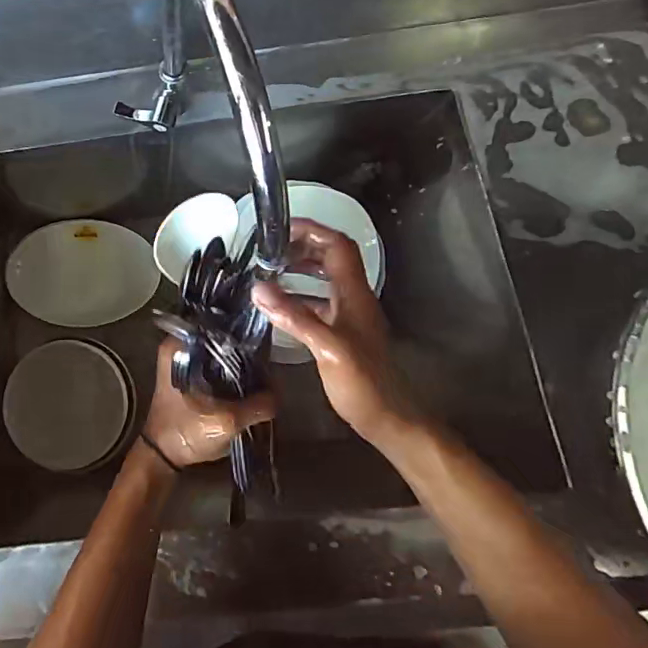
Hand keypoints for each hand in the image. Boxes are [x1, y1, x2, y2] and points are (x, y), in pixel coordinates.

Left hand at [144, 339, 275, 468]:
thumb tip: (281, 391)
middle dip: (246, 349)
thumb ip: (258, 404)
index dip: (246, 333)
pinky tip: (250, 381)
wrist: (161, 458)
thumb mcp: (226, 422)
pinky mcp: (190, 372)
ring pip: (222, 349)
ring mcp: (184, 358)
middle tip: (268, 362)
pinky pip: (218, 362)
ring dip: (241, 361)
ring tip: (263, 372)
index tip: (266, 344)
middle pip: (223, 335)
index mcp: (180, 345)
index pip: (221, 323)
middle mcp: (180, 343)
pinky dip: (233, 370)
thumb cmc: (186, 435)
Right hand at [251, 218, 418, 446]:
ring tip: (270, 272)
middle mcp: (355, 299)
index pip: (337, 246)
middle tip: (269, 250)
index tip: (280, 229)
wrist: (389, 418)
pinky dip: (301, 297)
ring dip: (301, 270)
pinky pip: (322, 303)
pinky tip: (281, 307)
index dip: (311, 230)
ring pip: (326, 280)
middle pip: (332, 257)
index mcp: (355, 294)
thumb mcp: (326, 348)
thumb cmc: (362, 383)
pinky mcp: (345, 334)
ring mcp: (351, 317)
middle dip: (303, 246)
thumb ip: (294, 317)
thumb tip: (259, 288)